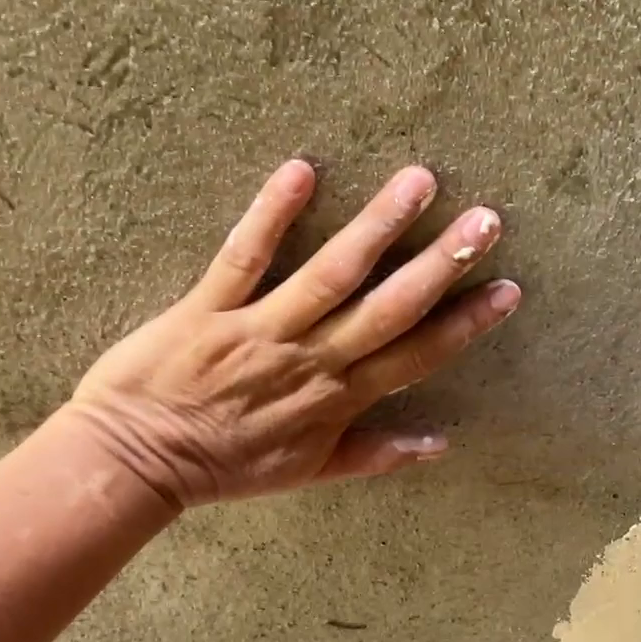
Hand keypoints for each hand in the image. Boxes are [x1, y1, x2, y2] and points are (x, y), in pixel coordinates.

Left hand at [58, 160, 520, 509]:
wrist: (132, 465)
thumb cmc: (227, 467)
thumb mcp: (312, 471)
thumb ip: (378, 453)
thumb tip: (441, 445)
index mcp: (339, 398)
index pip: (418, 355)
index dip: (466, 322)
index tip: (507, 289)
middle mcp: (311, 360)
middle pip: (389, 306)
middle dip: (442, 263)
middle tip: (485, 222)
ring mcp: (260, 330)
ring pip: (331, 274)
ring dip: (378, 227)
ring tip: (419, 183)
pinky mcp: (206, 308)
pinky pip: (243, 257)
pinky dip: (271, 215)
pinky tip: (302, 171)